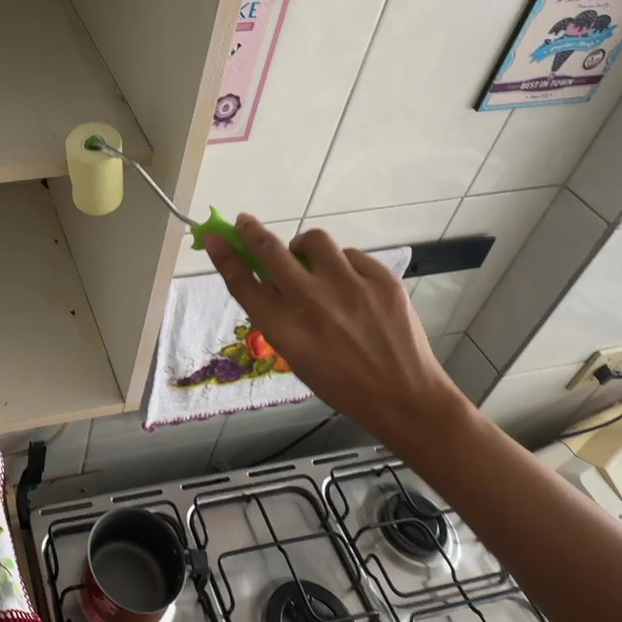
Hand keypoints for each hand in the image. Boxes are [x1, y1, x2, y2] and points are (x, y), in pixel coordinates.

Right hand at [204, 214, 472, 451]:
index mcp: (286, 331)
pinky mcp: (382, 280)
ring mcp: (351, 288)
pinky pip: (351, 255)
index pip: (243, 283)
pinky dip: (344, 266)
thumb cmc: (341, 383)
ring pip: (314, 240)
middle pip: (269, 251)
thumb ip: (275, 314)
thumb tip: (259, 272)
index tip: (215, 237)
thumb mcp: (295, 355)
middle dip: (251, 231)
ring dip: (305, 248)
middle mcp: (313, 304)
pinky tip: (351, 287)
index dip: (224, 256)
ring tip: (313, 265)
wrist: (406, 397)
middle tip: (246, 223)